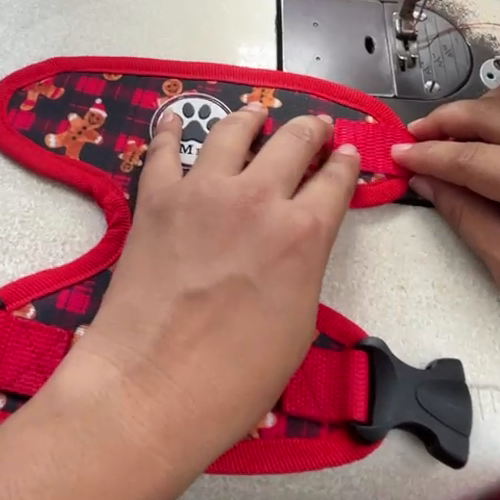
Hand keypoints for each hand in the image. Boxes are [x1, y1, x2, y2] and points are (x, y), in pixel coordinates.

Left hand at [66, 104, 360, 469]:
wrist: (151, 386)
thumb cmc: (236, 377)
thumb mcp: (299, 323)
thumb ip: (303, 266)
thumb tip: (296, 242)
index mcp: (303, 232)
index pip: (336, 181)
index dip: (346, 164)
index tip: (347, 153)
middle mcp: (258, 197)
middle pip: (294, 142)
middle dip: (312, 129)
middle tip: (317, 126)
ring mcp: (203, 191)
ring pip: (232, 131)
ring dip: (250, 118)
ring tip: (256, 113)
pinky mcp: (157, 197)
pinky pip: (163, 151)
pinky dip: (169, 132)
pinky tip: (173, 121)